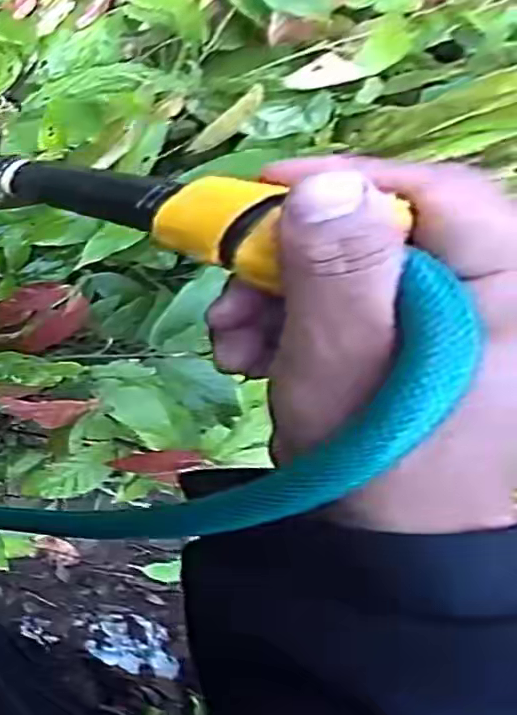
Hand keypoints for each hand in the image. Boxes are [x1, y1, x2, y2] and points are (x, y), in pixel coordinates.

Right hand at [206, 157, 516, 532]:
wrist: (399, 532)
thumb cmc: (381, 441)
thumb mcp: (344, 350)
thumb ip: (339, 267)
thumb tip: (323, 185)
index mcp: (506, 279)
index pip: (432, 193)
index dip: (341, 182)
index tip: (257, 189)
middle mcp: (483, 289)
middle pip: (368, 237)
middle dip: (277, 264)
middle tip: (227, 304)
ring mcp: (443, 320)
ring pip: (337, 275)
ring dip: (265, 302)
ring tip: (234, 347)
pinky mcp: (405, 345)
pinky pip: (332, 310)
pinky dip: (278, 326)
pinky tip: (254, 358)